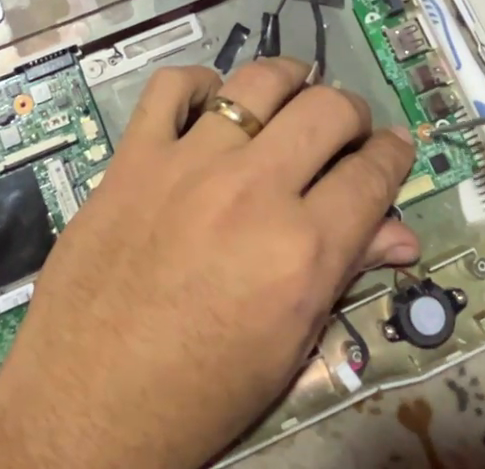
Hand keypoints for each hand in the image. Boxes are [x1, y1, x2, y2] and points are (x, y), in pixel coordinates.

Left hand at [0, 59, 419, 468]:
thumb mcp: (286, 350)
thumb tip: (399, 235)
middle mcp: (252, 191)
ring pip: (257, 82)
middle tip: (345, 128)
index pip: (372, 175)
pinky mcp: (133, 157)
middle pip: (327, 111)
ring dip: (288, 80)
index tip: (396, 146)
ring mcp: (188, 165)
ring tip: (294, 89)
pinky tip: (210, 100)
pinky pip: (170, 88)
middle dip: (352, 113)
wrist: (85, 403)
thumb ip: (342, 275)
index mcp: (302, 251)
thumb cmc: (197, 395)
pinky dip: (198, 83)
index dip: (395, 154)